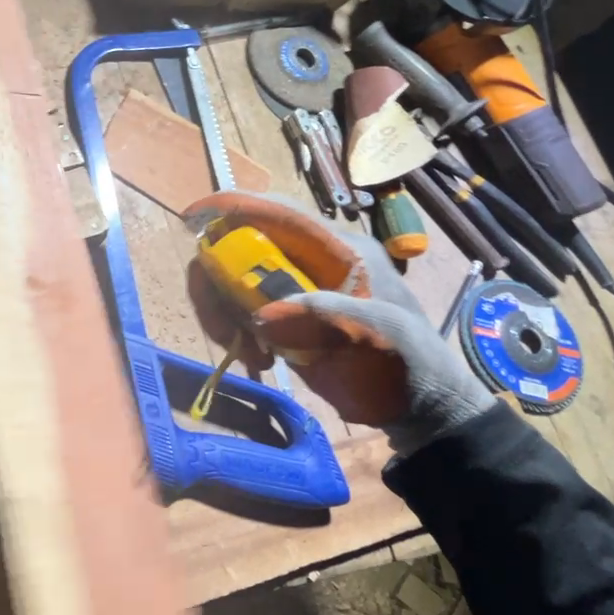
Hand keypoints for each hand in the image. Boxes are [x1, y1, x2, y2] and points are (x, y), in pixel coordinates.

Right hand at [187, 192, 493, 454]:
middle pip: (239, 244)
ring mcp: (292, 283)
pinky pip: (237, 305)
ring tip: (248, 354)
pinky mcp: (280, 310)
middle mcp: (308, 257)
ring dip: (223, 312)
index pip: (278, 212)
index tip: (192, 219)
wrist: (421, 407)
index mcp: (338, 248)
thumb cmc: (408, 367)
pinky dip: (232, 329)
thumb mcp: (379, 337)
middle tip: (223, 331)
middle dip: (217, 282)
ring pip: (230, 277)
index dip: (232, 207)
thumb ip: (328, 316)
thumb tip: (261, 315)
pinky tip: (257, 359)